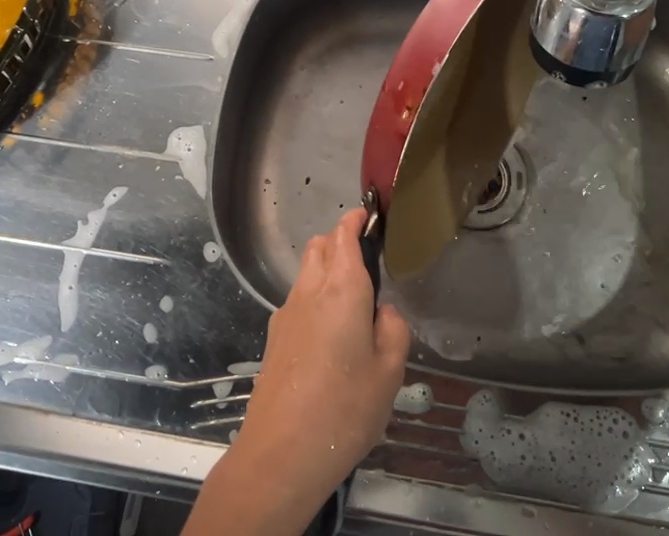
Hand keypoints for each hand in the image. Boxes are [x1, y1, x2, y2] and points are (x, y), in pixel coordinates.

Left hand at [230, 208, 409, 502]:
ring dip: (326, 270)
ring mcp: (286, 314)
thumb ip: (393, 330)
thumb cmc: (344, 408)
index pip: (343, 235)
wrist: (280, 453)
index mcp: (341, 289)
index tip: (370, 216)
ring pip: (306, 272)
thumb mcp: (389, 371)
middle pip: (319, 247)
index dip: (356, 221)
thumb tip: (382, 312)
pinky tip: (332, 335)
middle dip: (340, 242)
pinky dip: (315, 298)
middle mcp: (309, 291)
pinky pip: (298, 301)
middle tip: (367, 260)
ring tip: (354, 302)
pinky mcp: (275, 338)